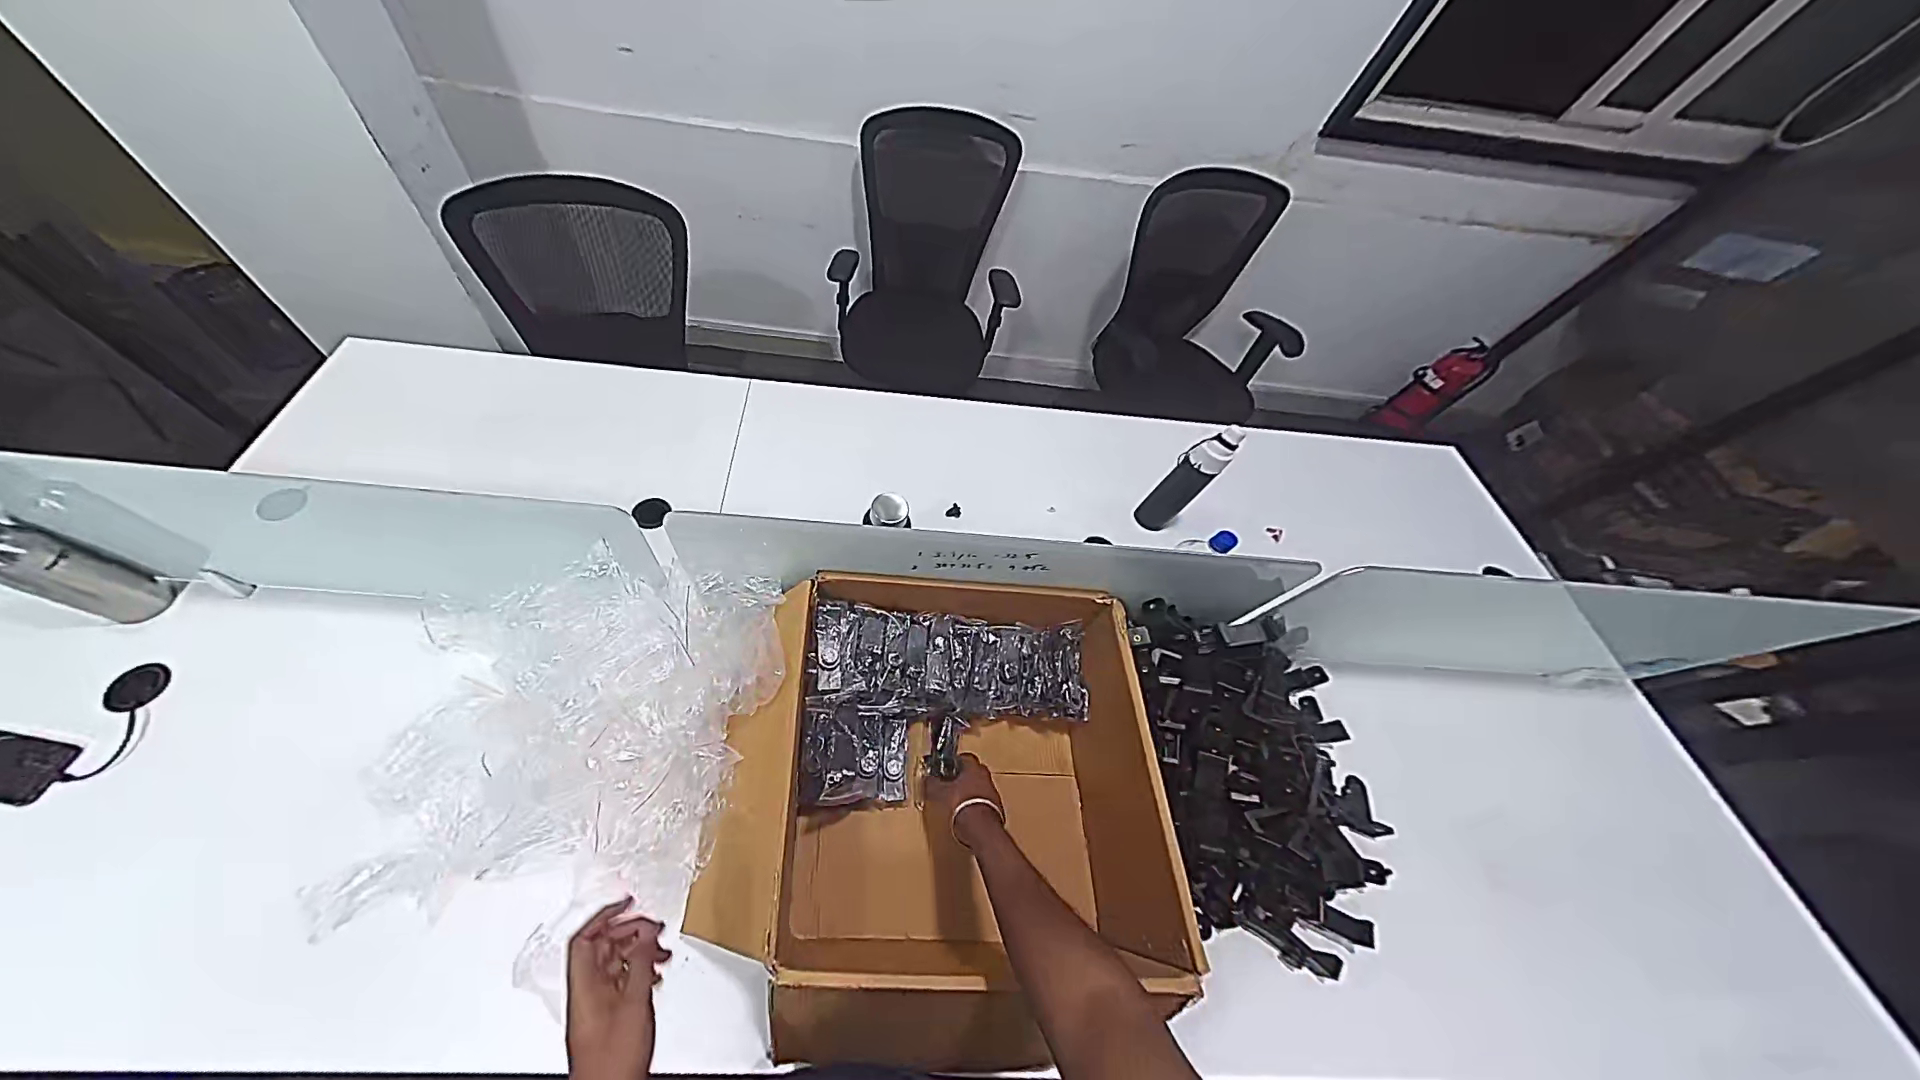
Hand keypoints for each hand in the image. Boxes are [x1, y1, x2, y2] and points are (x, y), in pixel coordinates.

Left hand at [566, 897, 669, 1079]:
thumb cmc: (614, 1059)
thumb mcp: (635, 1001)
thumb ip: (641, 962)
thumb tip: (645, 931)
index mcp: (585, 986)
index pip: (585, 938)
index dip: (605, 915)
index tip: (627, 902)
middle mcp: (587, 991)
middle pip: (602, 946)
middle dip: (631, 930)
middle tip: (654, 925)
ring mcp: (598, 1002)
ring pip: (615, 960)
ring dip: (639, 949)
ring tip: (660, 948)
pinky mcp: (610, 1011)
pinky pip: (623, 976)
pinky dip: (640, 966)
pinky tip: (655, 970)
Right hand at [925, 752, 1004, 848]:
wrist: (979, 828)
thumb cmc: (959, 804)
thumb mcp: (938, 792)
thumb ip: (932, 783)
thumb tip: (928, 778)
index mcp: (974, 768)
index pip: (965, 757)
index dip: (954, 762)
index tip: (946, 767)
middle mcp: (986, 777)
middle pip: (974, 772)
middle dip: (962, 777)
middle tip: (950, 783)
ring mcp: (993, 794)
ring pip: (980, 787)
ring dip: (970, 791)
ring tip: (956, 800)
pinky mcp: (996, 809)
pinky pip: (984, 802)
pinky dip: (975, 805)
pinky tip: (966, 813)